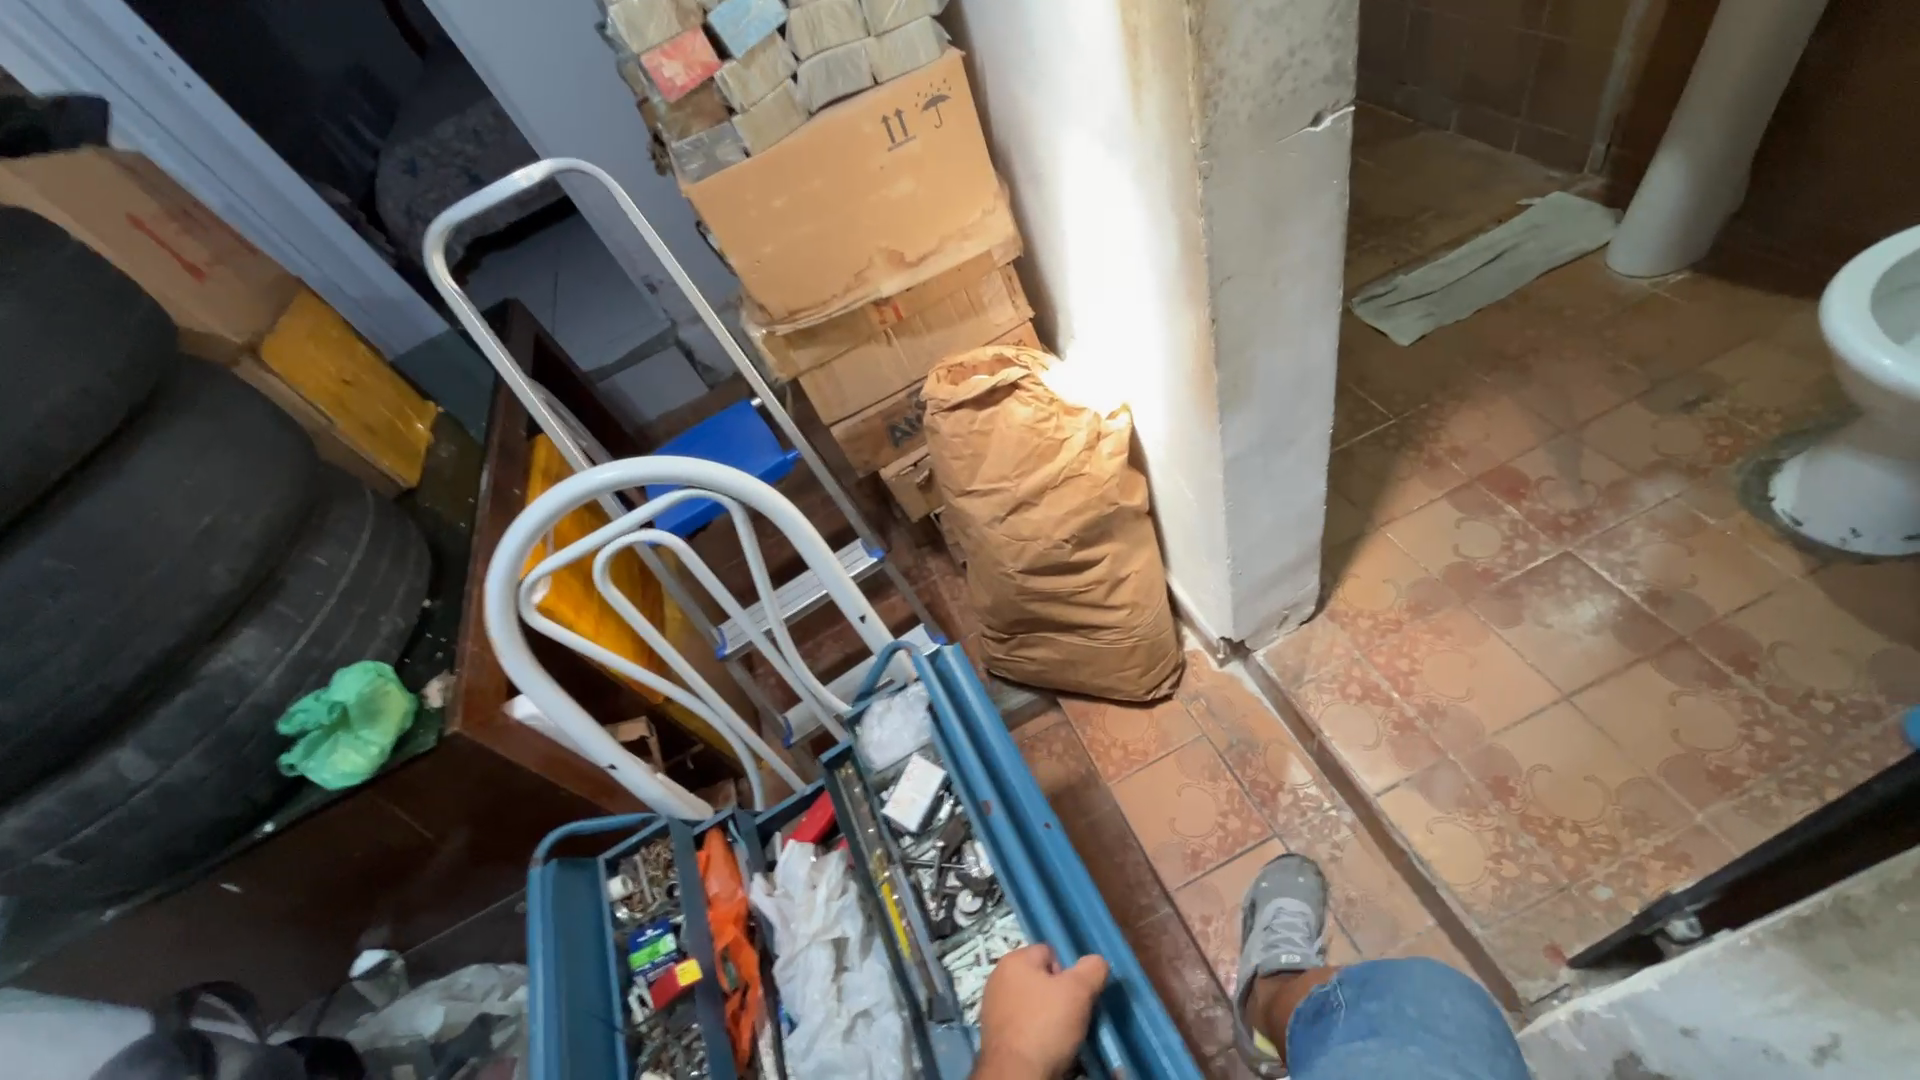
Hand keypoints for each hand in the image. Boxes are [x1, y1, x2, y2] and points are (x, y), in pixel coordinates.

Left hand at [973, 945, 1109, 1078]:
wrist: (1017, 1074)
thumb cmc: (1046, 1024)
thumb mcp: (1079, 991)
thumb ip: (1092, 969)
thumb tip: (1096, 961)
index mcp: (1014, 960)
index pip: (1049, 953)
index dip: (1067, 973)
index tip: (1076, 996)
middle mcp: (998, 977)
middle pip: (1041, 979)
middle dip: (1058, 995)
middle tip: (1071, 1017)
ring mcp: (993, 1006)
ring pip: (1033, 1003)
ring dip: (1047, 1016)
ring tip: (1060, 1036)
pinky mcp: (994, 1033)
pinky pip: (1023, 1024)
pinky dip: (1034, 1032)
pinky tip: (1044, 1047)